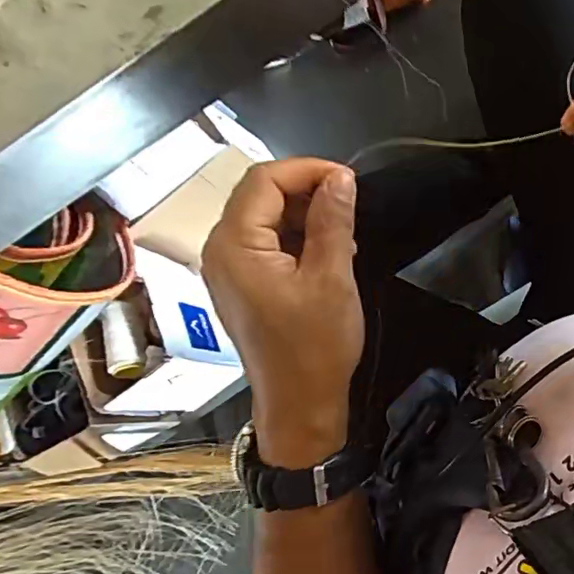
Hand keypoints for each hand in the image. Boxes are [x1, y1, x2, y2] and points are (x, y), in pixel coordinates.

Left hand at [201, 159, 362, 466]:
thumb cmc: (316, 347)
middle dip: (307, 193)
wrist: (301, 402)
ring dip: (306, 218)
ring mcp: (229, 271)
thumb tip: (341, 180)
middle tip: (351, 206)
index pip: (263, 181)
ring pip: (265, 221)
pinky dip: (298, 240)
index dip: (308, 171)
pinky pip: (267, 246)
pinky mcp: (244, 287)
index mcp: (235, 246)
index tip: (350, 180)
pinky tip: (328, 255)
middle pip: (259, 197)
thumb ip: (333, 223)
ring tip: (345, 235)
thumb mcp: (332, 279)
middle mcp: (221, 252)